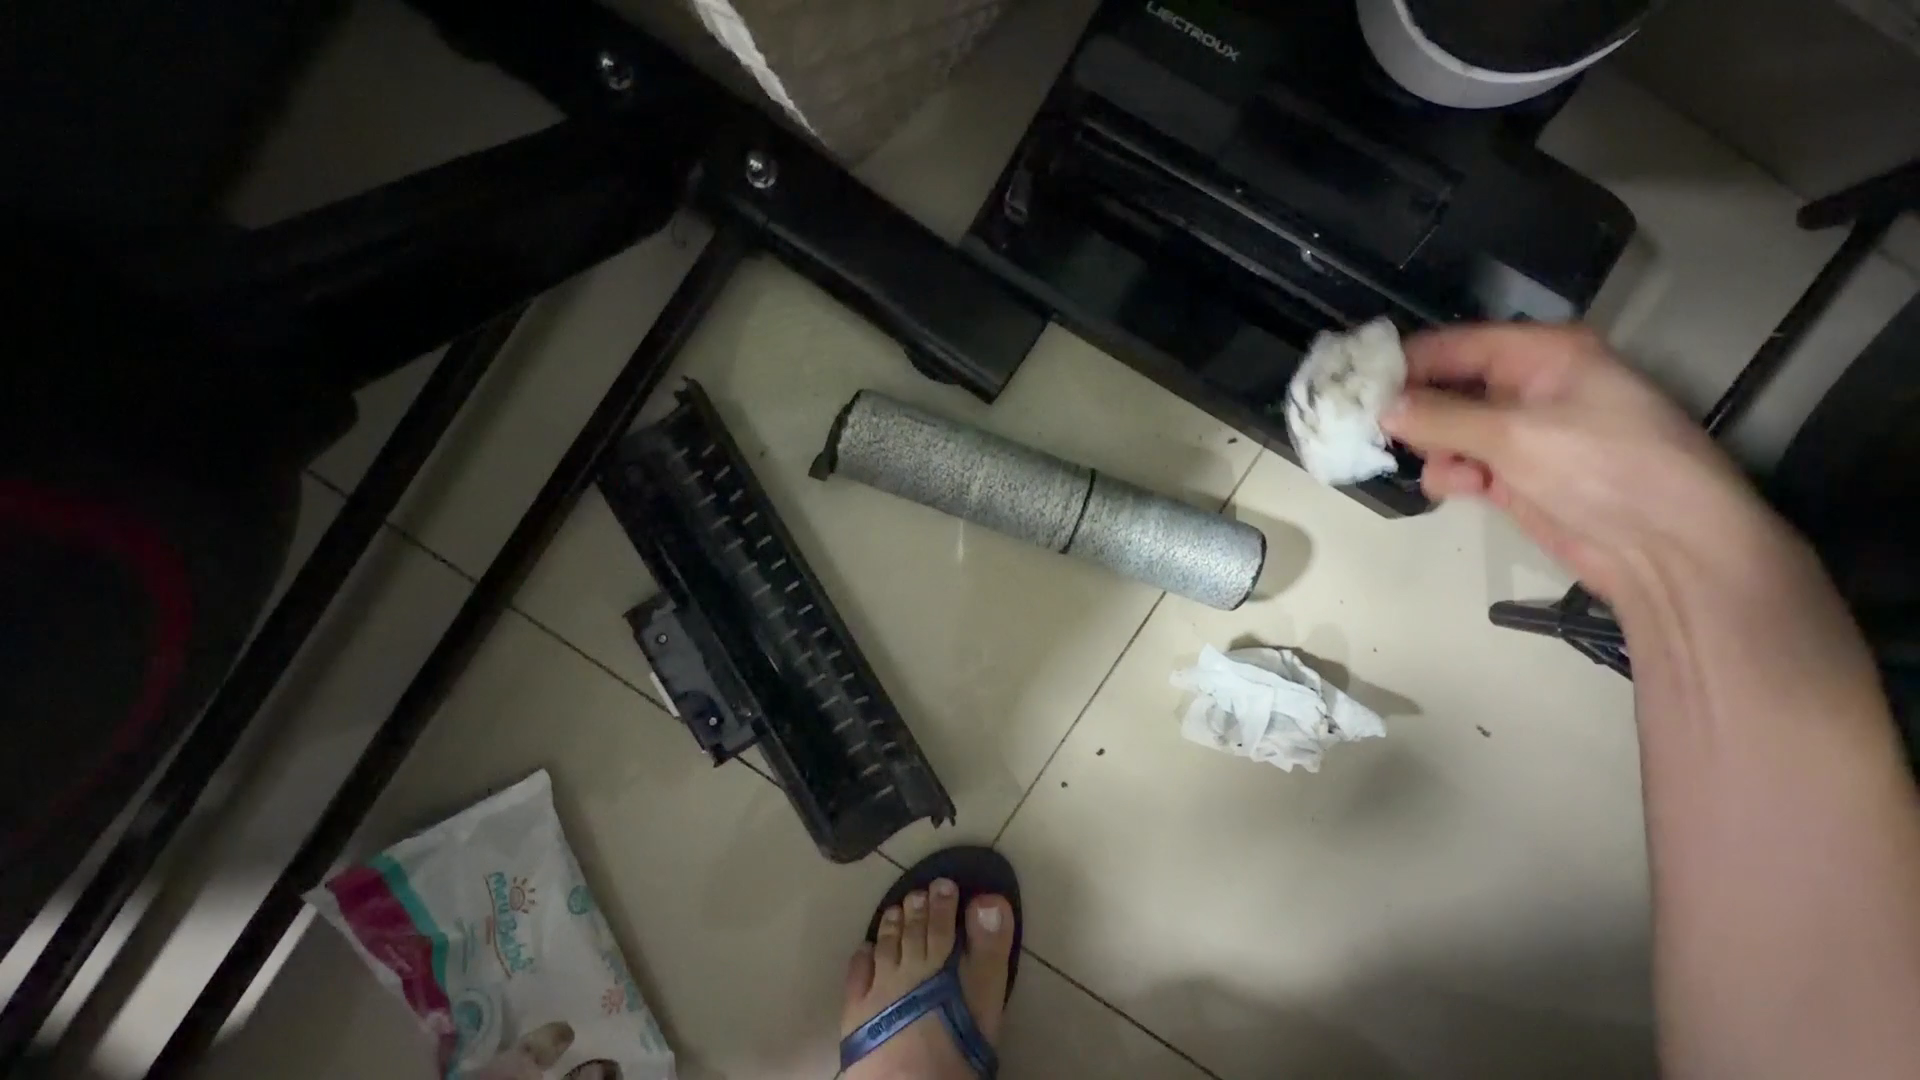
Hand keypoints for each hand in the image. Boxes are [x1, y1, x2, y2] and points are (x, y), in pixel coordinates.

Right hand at [1380, 323, 1775, 608]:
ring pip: (1445, 429)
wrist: (1666, 548)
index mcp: (1543, 355)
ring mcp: (1522, 433)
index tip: (1354, 385)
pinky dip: (1452, 475)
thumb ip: (1440, 418)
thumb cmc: (1604, 470)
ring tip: (1444, 470)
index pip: (1455, 345)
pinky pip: (1461, 464)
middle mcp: (1529, 386)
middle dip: (1412, 409)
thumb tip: (1380, 408)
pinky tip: (1462, 489)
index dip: (1405, 362)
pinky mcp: (1515, 475)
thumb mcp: (1515, 435)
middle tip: (1371, 430)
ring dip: (1434, 449)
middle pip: (1446, 386)